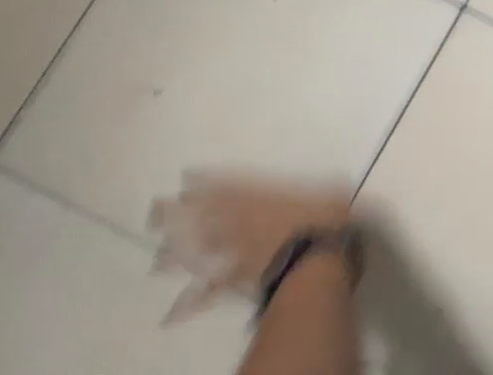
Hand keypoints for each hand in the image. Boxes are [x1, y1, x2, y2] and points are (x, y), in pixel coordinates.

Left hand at [149, 172, 351, 324]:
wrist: (311, 263)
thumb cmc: (326, 223)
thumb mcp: (335, 197)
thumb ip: (327, 189)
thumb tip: (336, 177)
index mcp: (263, 199)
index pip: (230, 187)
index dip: (208, 182)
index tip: (185, 177)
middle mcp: (241, 223)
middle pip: (204, 217)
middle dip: (179, 214)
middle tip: (155, 211)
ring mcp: (234, 253)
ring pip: (200, 252)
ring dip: (177, 256)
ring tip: (157, 262)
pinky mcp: (234, 280)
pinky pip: (209, 293)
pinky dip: (190, 304)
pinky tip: (171, 315)